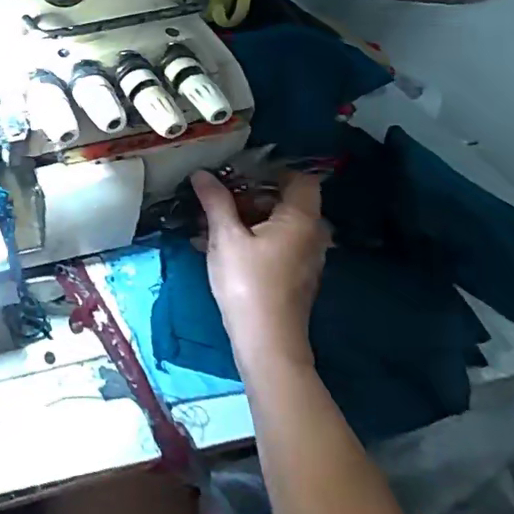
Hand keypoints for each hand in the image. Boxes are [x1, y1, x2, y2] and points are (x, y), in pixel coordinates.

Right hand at [191, 168, 330, 370]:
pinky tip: (218, 245)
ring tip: (209, 222)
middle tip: (216, 197)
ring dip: (245, 217)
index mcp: (301, 220)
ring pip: (276, 223)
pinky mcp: (293, 276)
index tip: (236, 172)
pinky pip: (274, 243)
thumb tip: (202, 173)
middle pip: (284, 200)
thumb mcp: (225, 236)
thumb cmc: (248, 283)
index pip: (299, 179)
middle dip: (249, 195)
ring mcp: (305, 258)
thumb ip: (215, 201)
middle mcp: (311, 235)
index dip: (270, 170)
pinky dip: (251, 238)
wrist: (266, 343)